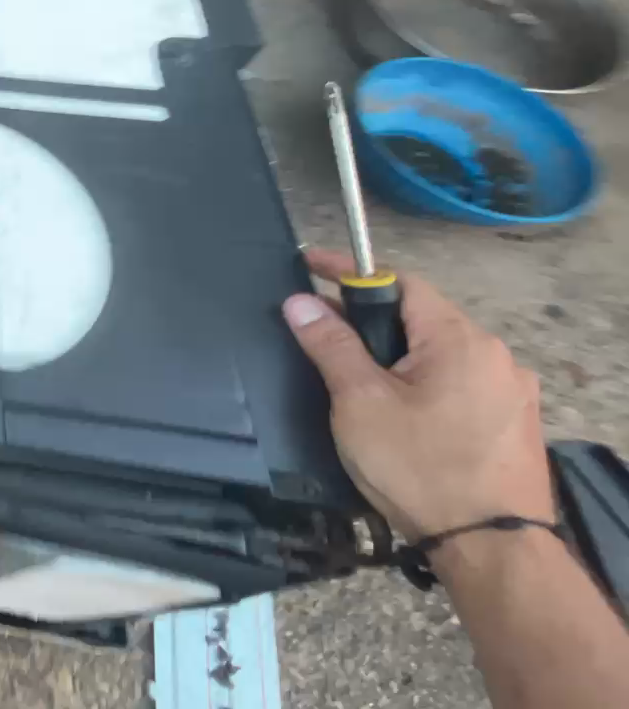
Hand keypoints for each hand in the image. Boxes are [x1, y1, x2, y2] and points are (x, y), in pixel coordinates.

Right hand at [282, 248, 554, 540]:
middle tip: (314, 324)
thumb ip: (330, 344)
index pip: (402, 283)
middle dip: (366, 314)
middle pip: (420, 316)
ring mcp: (509, 392)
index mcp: (462, 343)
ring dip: (390, 348)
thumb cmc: (418, 465)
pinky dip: (413, 374)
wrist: (489, 546)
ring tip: (346, 367)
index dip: (351, 270)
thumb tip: (300, 302)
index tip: (307, 263)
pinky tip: (389, 400)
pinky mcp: (509, 422)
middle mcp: (496, 358)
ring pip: (435, 350)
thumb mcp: (358, 399)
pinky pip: (452, 378)